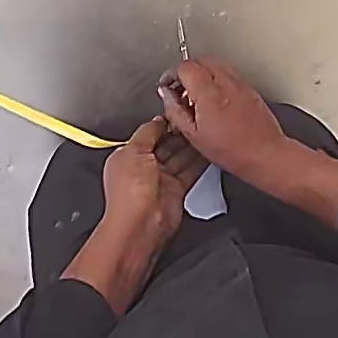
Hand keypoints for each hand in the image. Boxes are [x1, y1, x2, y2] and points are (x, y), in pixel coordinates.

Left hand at [99, 116, 195, 242]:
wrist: (141, 224)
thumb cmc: (129, 192)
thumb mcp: (133, 151)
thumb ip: (147, 133)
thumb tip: (157, 120)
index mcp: (128, 155)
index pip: (148, 134)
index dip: (163, 124)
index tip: (178, 113)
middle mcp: (144, 167)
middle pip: (166, 145)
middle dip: (179, 133)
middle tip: (195, 120)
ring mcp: (161, 179)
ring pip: (180, 157)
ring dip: (191, 146)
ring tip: (206, 130)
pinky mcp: (176, 190)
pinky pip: (190, 171)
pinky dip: (199, 162)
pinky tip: (209, 150)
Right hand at [158, 58, 295, 186]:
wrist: (265, 154)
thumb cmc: (233, 150)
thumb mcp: (194, 136)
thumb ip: (175, 112)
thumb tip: (167, 97)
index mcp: (209, 93)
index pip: (185, 68)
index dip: (172, 75)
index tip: (168, 85)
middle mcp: (225, 83)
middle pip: (200, 60)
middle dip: (186, 71)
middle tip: (180, 87)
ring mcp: (239, 84)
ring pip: (215, 63)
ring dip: (202, 72)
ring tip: (197, 92)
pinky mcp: (249, 89)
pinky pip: (229, 72)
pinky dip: (217, 78)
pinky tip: (214, 97)